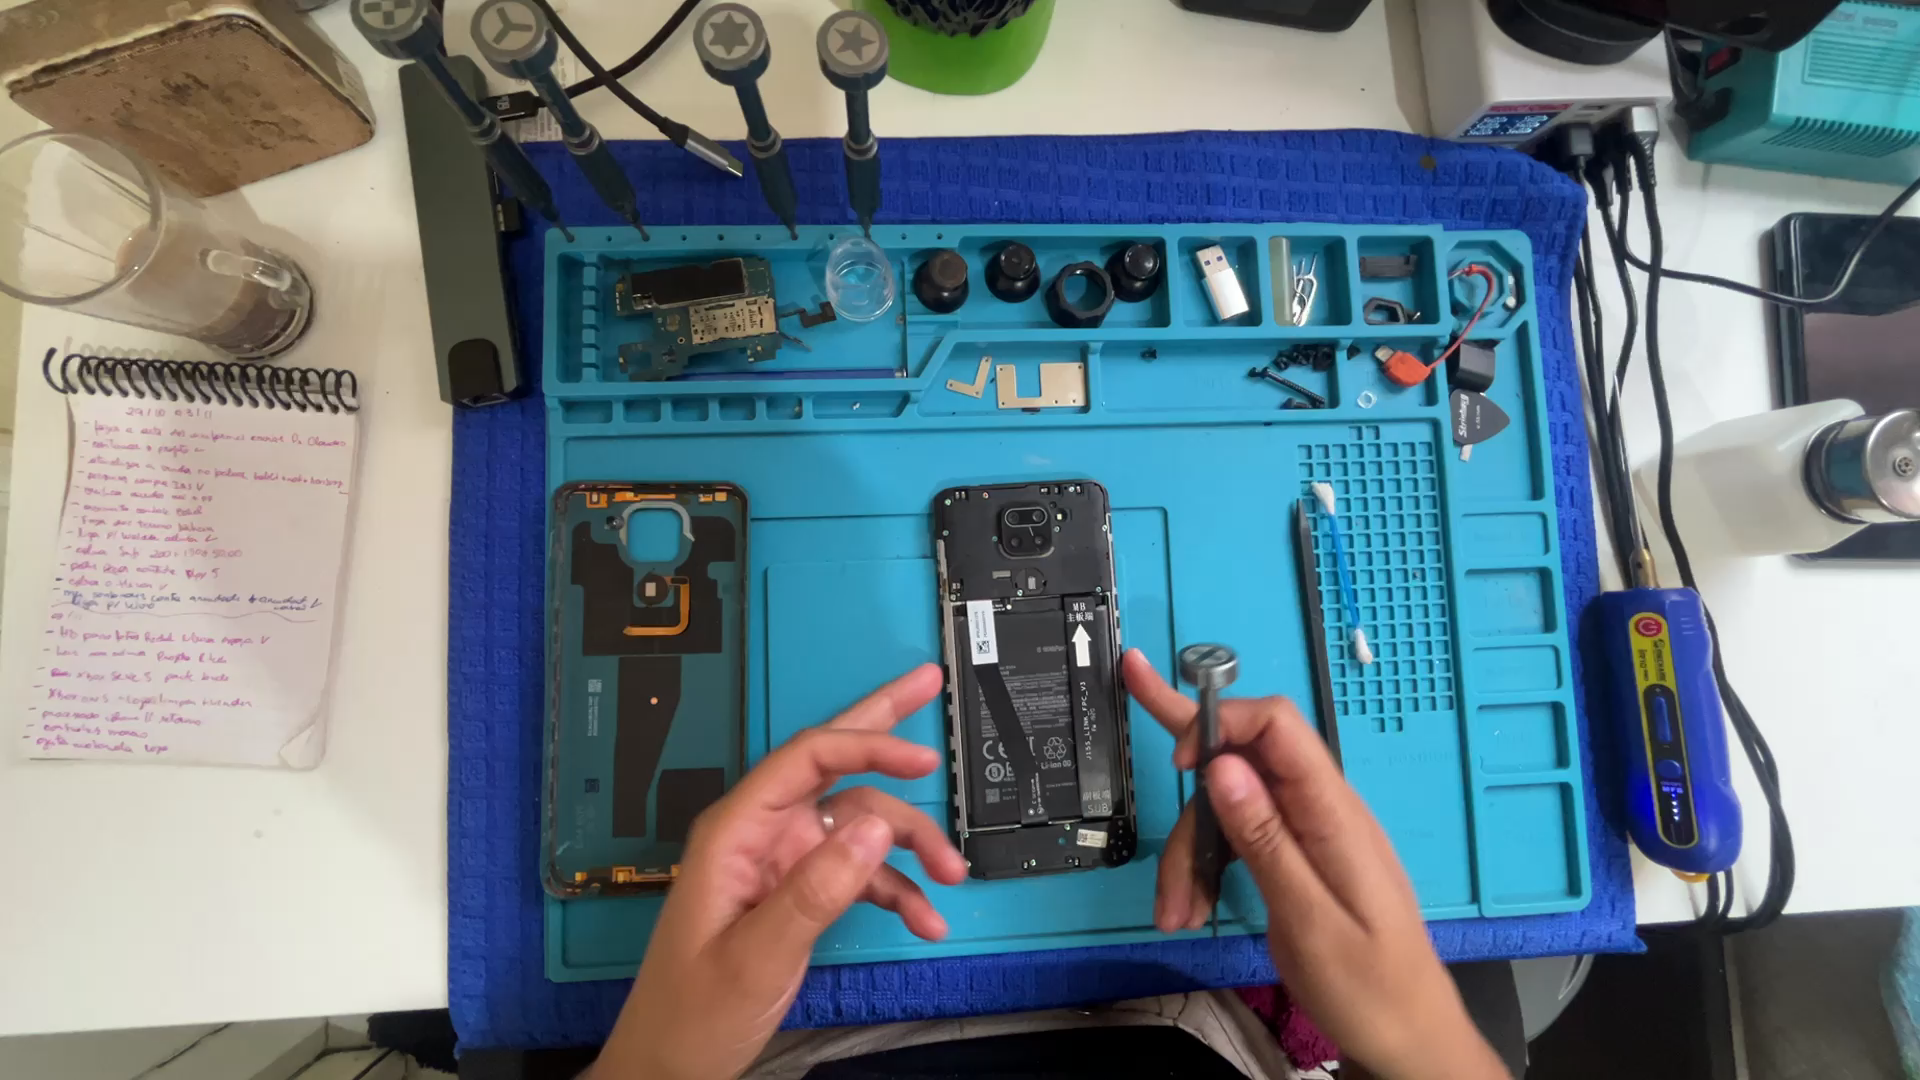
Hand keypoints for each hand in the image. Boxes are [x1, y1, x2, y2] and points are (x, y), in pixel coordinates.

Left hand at [595, 664, 967, 1079]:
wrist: (671, 1068)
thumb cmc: (692, 1013)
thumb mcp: (754, 955)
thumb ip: (816, 888)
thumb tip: (876, 824)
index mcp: (739, 827)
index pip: (809, 758)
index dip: (869, 747)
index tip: (921, 759)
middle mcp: (768, 828)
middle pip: (833, 758)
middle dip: (882, 724)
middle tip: (926, 684)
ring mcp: (789, 856)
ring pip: (862, 822)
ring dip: (910, 843)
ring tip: (950, 872)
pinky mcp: (805, 887)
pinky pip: (862, 871)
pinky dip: (898, 889)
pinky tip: (925, 915)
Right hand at [1123, 650, 1506, 1079]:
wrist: (1409, 1041)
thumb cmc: (1370, 989)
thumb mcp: (1310, 922)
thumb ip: (1265, 839)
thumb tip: (1219, 765)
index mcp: (1330, 809)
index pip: (1276, 725)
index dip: (1222, 724)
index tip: (1181, 764)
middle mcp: (1312, 805)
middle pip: (1239, 753)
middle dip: (1182, 735)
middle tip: (1133, 678)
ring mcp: (1298, 826)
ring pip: (1221, 806)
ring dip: (1187, 850)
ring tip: (1172, 908)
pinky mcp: (1285, 850)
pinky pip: (1229, 838)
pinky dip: (1200, 868)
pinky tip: (1187, 907)